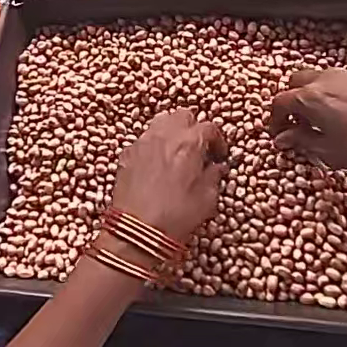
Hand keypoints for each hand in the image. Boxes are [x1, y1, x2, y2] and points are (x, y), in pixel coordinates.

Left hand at [110, 109, 226, 242]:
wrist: (136, 231)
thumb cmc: (173, 216)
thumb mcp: (207, 198)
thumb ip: (214, 176)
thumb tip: (216, 168)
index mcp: (189, 143)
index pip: (209, 128)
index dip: (218, 141)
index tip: (219, 155)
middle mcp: (164, 136)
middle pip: (183, 116)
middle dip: (193, 128)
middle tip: (198, 149)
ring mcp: (142, 143)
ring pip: (160, 123)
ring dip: (172, 132)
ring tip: (177, 153)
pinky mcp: (127, 155)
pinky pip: (143, 140)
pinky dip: (153, 146)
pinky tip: (157, 164)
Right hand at [266, 68, 346, 179]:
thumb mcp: (328, 151)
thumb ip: (301, 140)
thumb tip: (284, 138)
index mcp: (312, 98)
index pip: (280, 102)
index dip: (275, 118)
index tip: (278, 131)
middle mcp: (329, 79)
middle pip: (297, 81)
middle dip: (292, 100)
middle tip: (296, 122)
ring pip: (321, 77)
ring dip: (314, 94)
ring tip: (323, 118)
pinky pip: (345, 79)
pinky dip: (338, 91)